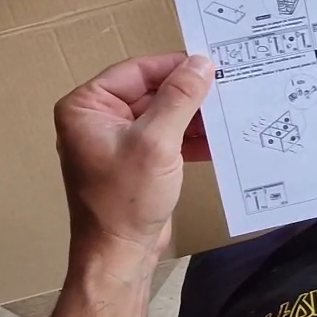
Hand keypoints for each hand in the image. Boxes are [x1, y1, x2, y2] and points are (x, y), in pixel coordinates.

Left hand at [55, 53, 213, 261]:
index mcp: (87, 106)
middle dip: (189, 93)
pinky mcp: (137, 162)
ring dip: (194, 117)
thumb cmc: (126, 198)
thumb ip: (180, 98)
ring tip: (229, 112)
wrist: (120, 253)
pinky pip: (166, 138)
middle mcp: (98, 119)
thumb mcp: (156, 141)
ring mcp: (118, 141)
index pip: (137, 71)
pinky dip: (190, 138)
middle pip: (151, 92)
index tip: (212, 63)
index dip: (175, 66)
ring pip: (163, 115)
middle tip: (227, 86)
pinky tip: (218, 139)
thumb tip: (202, 63)